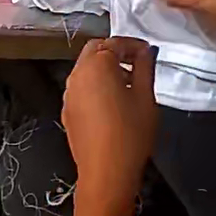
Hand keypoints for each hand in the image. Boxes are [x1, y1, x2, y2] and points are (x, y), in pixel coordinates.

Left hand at [62, 36, 157, 205]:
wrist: (106, 172)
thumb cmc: (130, 134)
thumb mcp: (146, 97)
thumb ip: (145, 68)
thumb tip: (145, 53)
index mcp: (97, 66)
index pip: (115, 43)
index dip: (133, 45)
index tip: (147, 52)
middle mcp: (77, 75)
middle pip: (95, 51)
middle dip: (115, 52)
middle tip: (137, 62)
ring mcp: (69, 94)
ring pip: (86, 69)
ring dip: (104, 68)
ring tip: (128, 83)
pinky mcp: (68, 111)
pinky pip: (81, 88)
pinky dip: (95, 85)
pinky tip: (113, 102)